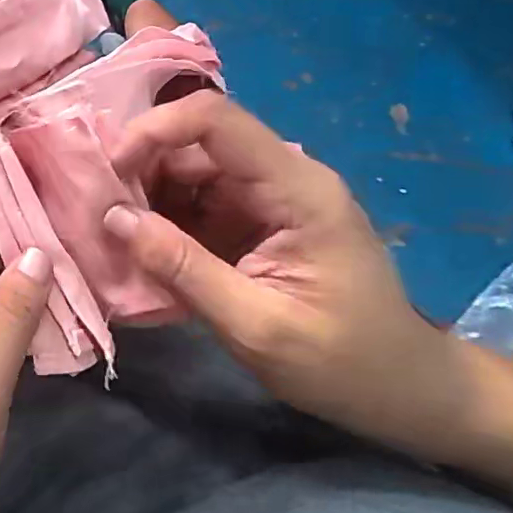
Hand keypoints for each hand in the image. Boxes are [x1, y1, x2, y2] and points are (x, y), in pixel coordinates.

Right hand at [105, 90, 463, 456]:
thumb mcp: (259, 328)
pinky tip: (141, 243)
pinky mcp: (247, 214)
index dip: (154, 129)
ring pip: (182, 165)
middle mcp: (278, 175)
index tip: (114, 170)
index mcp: (296, 188)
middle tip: (103, 212)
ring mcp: (261, 193)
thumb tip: (112, 217)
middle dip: (139, 167)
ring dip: (143, 192)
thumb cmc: (347, 364)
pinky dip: (157, 212)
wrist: (408, 393)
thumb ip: (182, 268)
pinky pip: (188, 194)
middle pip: (191, 139)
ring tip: (116, 233)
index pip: (215, 119)